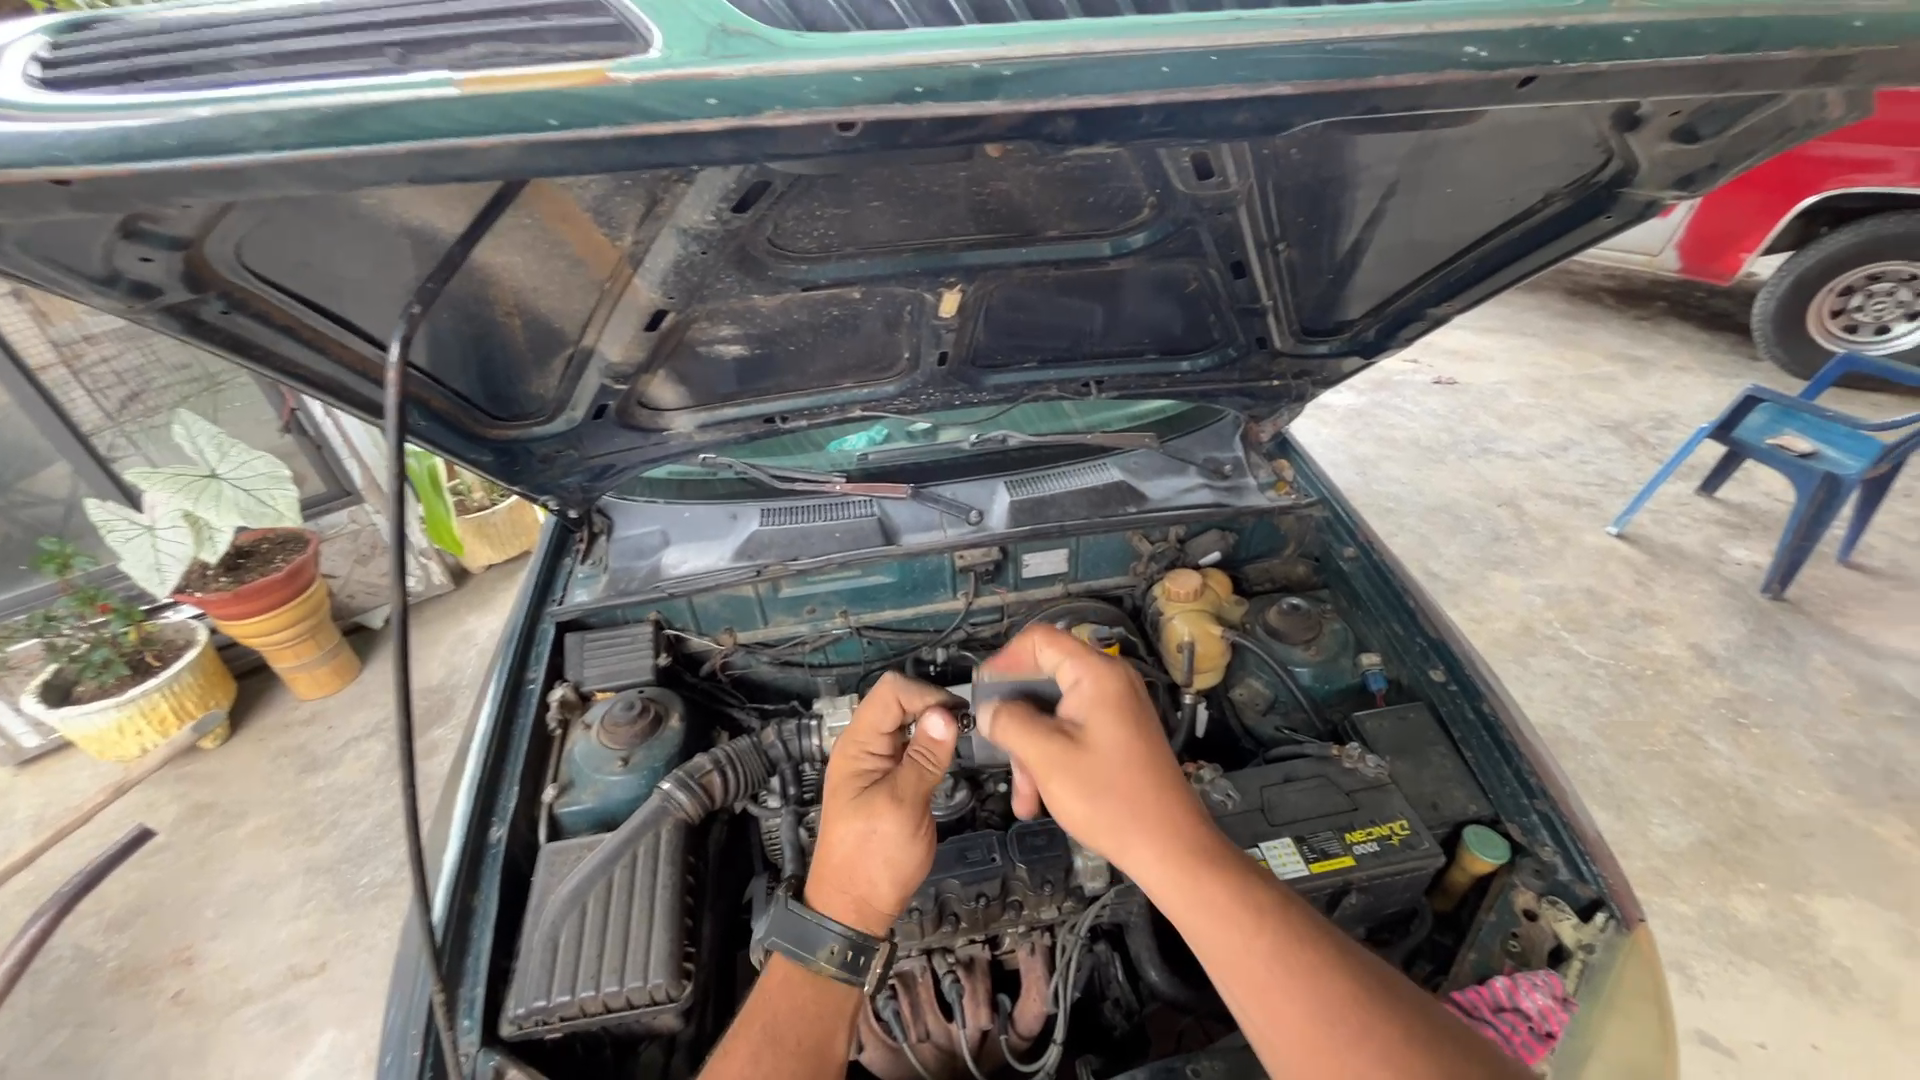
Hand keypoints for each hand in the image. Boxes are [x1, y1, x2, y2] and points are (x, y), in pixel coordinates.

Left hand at [806, 673, 960, 936]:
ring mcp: (879, 764)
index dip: (926, 695)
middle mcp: (866, 746)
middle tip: (968, 728)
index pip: (892, 691)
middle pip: (900, 702)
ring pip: (909, 724)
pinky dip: (934, 745)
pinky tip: (953, 755)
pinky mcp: (892, 781)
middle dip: (934, 706)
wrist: (853, 911)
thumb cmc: (873, 859)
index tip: (959, 717)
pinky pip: (913, 748)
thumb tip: (946, 713)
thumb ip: (924, 758)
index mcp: (858, 744)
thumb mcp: (902, 806)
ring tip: (967, 739)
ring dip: (936, 725)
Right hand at [976, 624, 1216, 878]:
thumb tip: (990, 709)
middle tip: (999, 753)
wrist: (1169, 847)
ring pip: (1053, 713)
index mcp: (1096, 674)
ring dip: (1030, 749)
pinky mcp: (1117, 734)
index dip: (1004, 661)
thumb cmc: (1108, 797)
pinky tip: (1039, 799)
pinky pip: (1071, 732)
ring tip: (1025, 796)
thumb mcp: (1047, 757)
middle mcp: (1108, 681)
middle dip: (1016, 720)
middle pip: (1044, 680)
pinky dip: (1051, 758)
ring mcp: (1115, 708)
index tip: (982, 694)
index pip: (1040, 640)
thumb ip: (1010, 722)